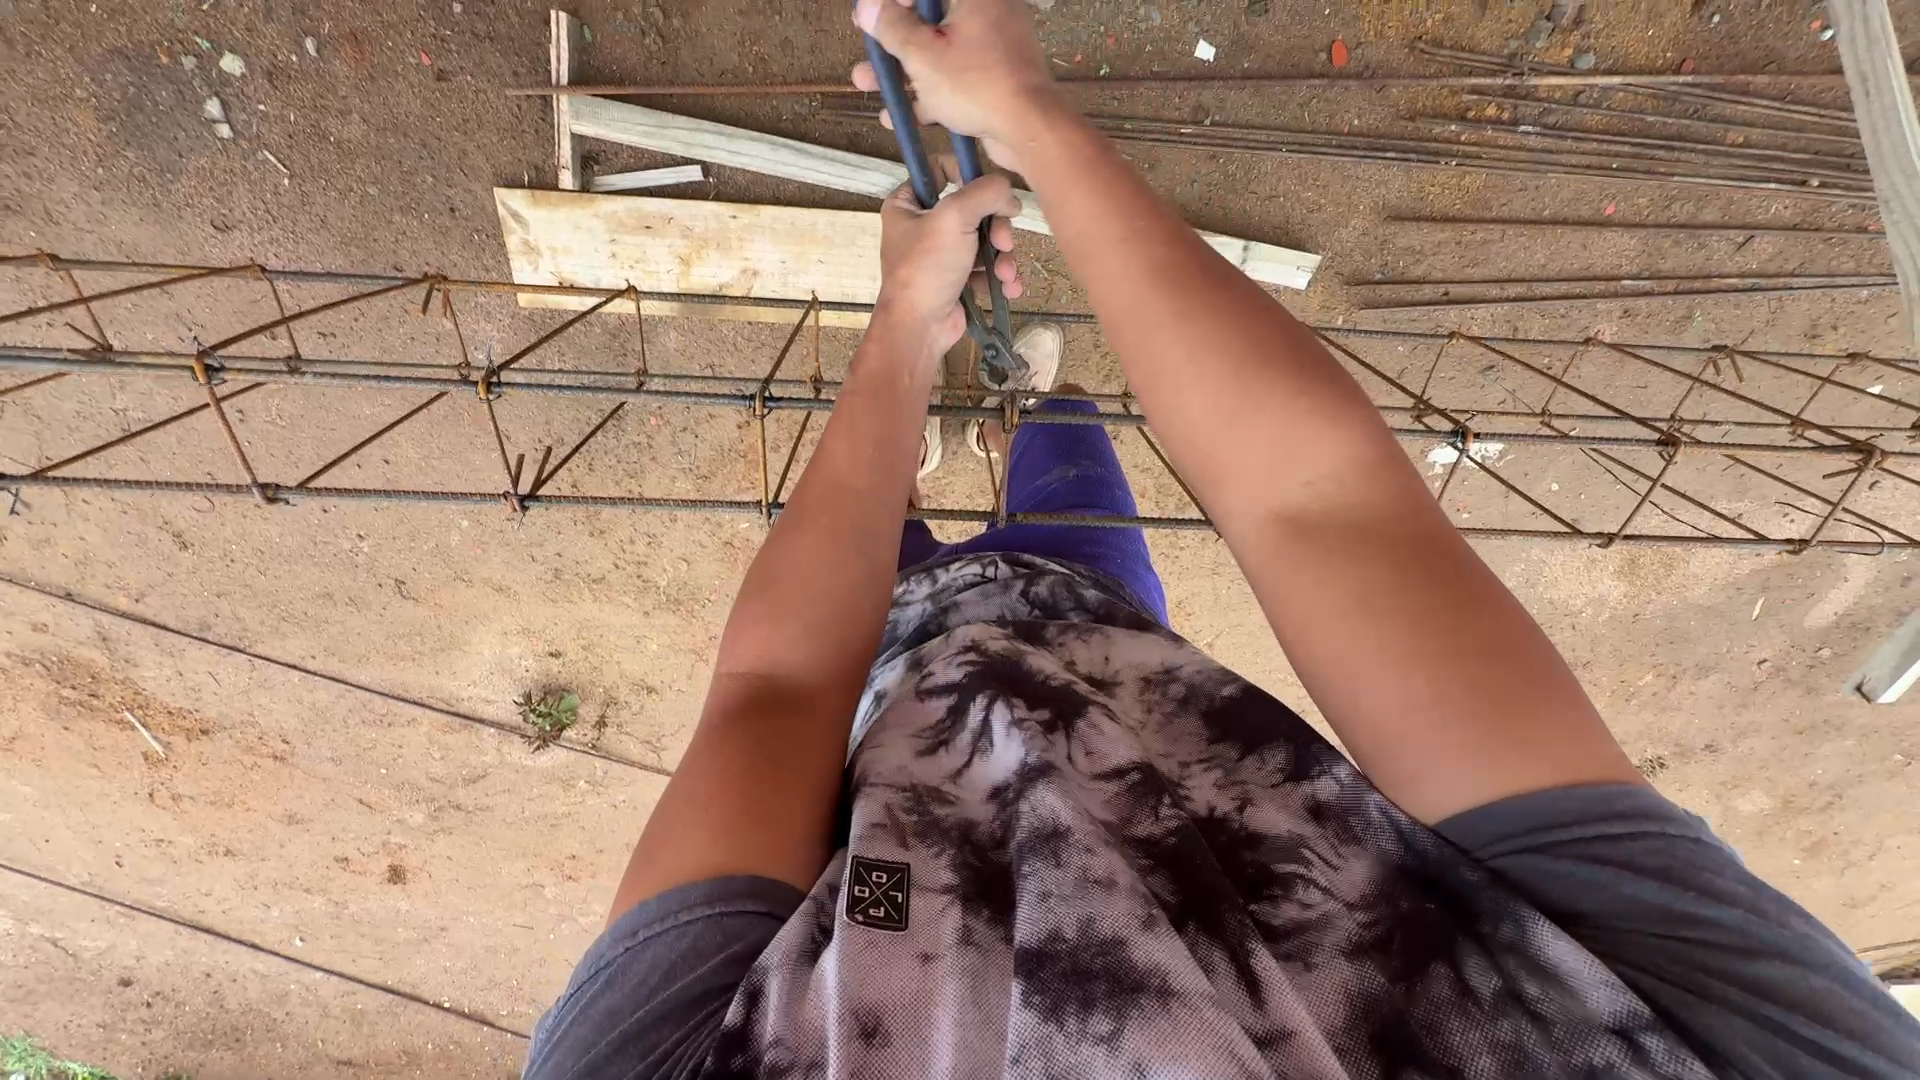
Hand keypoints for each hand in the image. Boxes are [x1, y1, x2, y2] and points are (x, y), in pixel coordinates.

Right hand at [851, 0, 1063, 173]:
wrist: (1029, 128)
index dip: (891, 4)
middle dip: (892, 43)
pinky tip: (902, 117)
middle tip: (867, 57)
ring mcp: (995, 46)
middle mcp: (987, 10)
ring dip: (904, 73)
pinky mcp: (997, 78)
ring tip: (871, 89)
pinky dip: (931, 93)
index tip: (867, 19)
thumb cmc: (978, 86)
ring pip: (941, 53)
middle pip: (930, 21)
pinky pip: (958, 77)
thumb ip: (893, 30)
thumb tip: (869, 8)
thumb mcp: (924, 56)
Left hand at [873, 162, 1022, 352]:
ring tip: (1006, 273)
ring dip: (1002, 256)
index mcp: (908, 203)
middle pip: (973, 209)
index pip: (940, 169)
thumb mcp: (955, 217)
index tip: (989, 188)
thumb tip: (1011, 195)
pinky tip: (1009, 287)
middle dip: (996, 227)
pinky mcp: (957, 281)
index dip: (967, 174)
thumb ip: (986, 192)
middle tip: (1003, 241)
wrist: (919, 327)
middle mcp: (923, 227)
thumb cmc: (927, 268)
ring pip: (984, 241)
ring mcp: (941, 256)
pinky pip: (985, 270)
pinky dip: (999, 277)